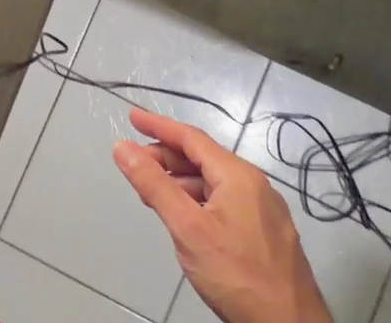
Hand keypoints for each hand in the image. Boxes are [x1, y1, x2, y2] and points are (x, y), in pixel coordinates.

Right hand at [113, 108, 332, 322]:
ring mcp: (266, 213)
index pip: (191, 138)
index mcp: (239, 177)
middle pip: (203, 159)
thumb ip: (153, 184)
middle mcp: (256, 188)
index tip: (131, 117)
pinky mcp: (268, 236)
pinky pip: (225, 202)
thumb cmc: (236, 274)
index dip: (158, 125)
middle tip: (135, 168)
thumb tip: (122, 147)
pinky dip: (197, 200)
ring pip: (213, 183)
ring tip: (153, 196)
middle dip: (165, 158)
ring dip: (180, 182)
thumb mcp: (187, 228)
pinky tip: (184, 218)